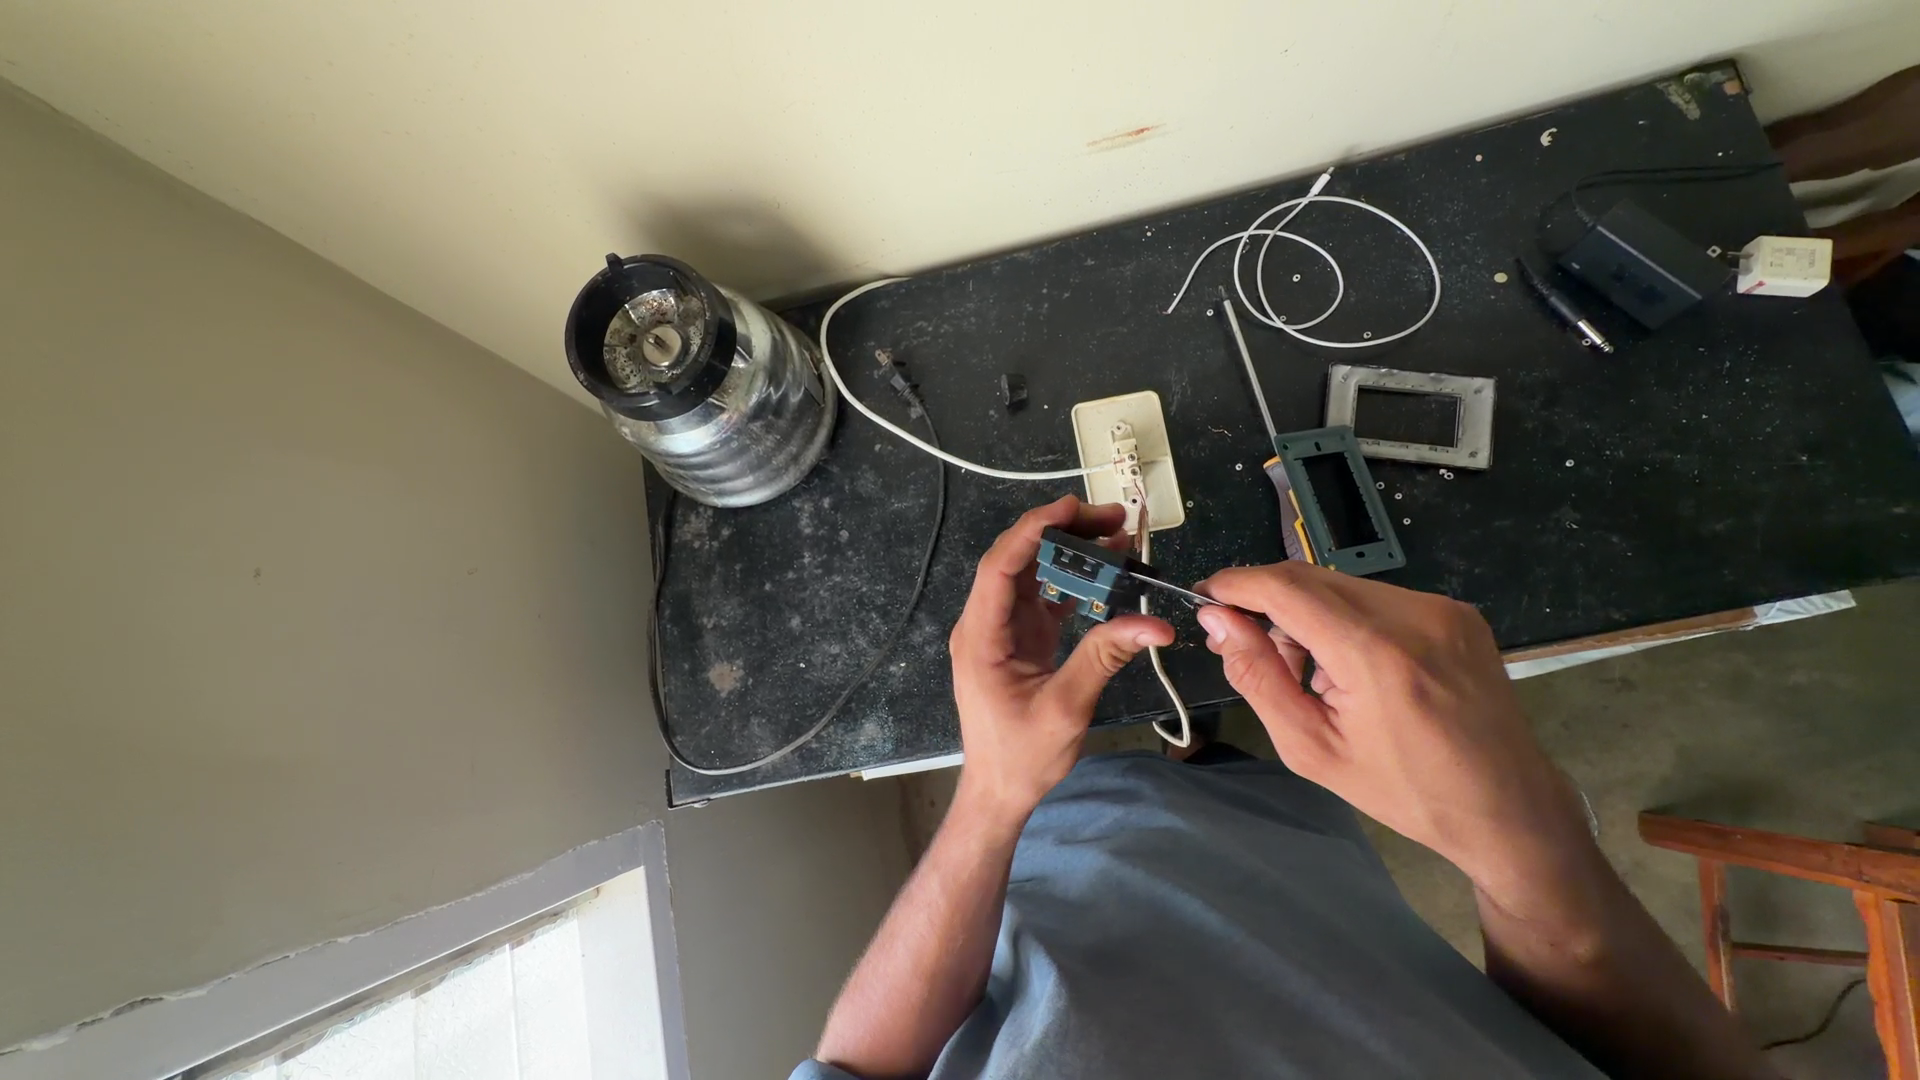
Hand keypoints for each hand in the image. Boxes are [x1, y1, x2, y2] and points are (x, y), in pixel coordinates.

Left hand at [949, 496, 1173, 819]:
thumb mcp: (1066, 707)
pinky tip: (1105, 570)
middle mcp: (985, 624)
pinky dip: (1071, 581)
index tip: (1073, 507)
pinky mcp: (1018, 640)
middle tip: (1111, 518)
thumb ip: (1104, 658)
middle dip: (1061, 532)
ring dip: (1068, 552)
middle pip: (1017, 560)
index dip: (1033, 530)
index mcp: (981, 636)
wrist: (999, 791)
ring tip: (1116, 535)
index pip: (1000, 566)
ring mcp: (1001, 630)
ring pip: (1031, 574)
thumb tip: (1155, 624)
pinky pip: (1042, 597)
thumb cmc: (1022, 756)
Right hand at [1195, 563, 1586, 890]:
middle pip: (1309, 578)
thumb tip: (1217, 620)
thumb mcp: (1310, 747)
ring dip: (1303, 611)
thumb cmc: (1402, 790)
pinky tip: (1346, 662)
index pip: (1285, 587)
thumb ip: (1256, 676)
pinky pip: (1374, 596)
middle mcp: (1413, 614)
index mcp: (1376, 653)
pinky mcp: (1455, 611)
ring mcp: (1441, 607)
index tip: (1203, 597)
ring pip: (1339, 584)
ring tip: (1303, 667)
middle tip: (1238, 638)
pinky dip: (1342, 616)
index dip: (1235, 584)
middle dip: (1264, 600)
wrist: (1509, 808)